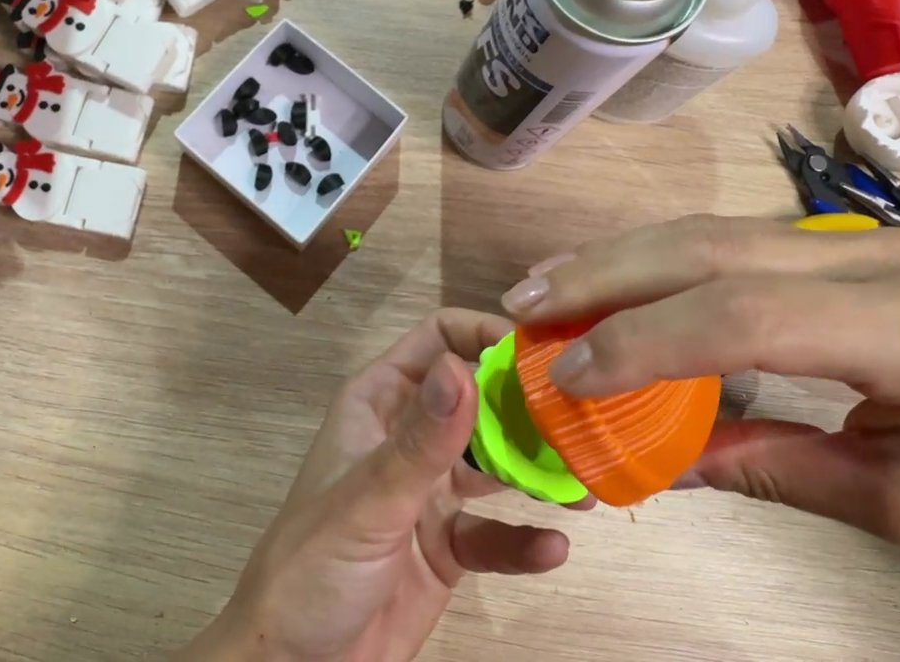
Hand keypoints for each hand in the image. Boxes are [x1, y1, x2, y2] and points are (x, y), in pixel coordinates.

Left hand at [183, 310, 571, 660]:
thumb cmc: (314, 564)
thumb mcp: (369, 499)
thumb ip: (421, 440)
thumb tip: (464, 367)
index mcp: (378, 402)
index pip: (437, 340)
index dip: (485, 335)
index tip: (541, 353)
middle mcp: (408, 436)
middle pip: (478, 399)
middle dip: (527, 406)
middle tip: (582, 418)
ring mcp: (429, 491)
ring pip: (494, 464)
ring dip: (536, 471)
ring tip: (584, 482)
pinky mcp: (447, 545)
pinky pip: (495, 534)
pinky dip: (523, 540)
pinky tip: (552, 548)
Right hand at [500, 215, 899, 561]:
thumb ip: (775, 472)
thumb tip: (659, 462)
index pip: (748, 318)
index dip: (649, 342)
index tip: (574, 378)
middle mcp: (873, 260)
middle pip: (710, 249)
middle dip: (606, 276)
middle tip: (524, 305)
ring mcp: (852, 238)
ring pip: (708, 230)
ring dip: (616, 256)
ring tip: (543, 284)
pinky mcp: (834, 241)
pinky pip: (725, 238)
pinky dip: (653, 256)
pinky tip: (608, 275)